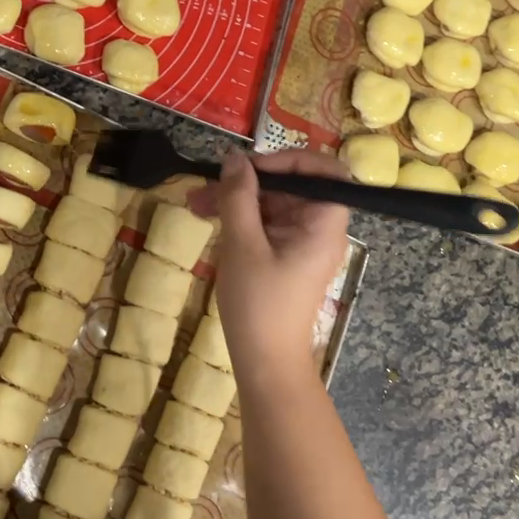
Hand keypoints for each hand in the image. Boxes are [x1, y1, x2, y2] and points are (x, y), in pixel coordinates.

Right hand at [189, 150, 349, 374]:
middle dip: (247, 182)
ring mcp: (301, 243)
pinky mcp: (283, 256)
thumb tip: (234, 158)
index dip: (290, 160)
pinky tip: (207, 217)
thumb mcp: (242, 244)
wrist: (264, 360)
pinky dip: (238, 218)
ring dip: (235, 199)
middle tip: (205, 185)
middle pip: (290, 186)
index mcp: (323, 223)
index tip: (252, 168)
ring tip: (194, 203)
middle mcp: (319, 228)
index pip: (324, 172)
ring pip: (271, 204)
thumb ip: (238, 196)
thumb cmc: (259, 302)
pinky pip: (264, 224)